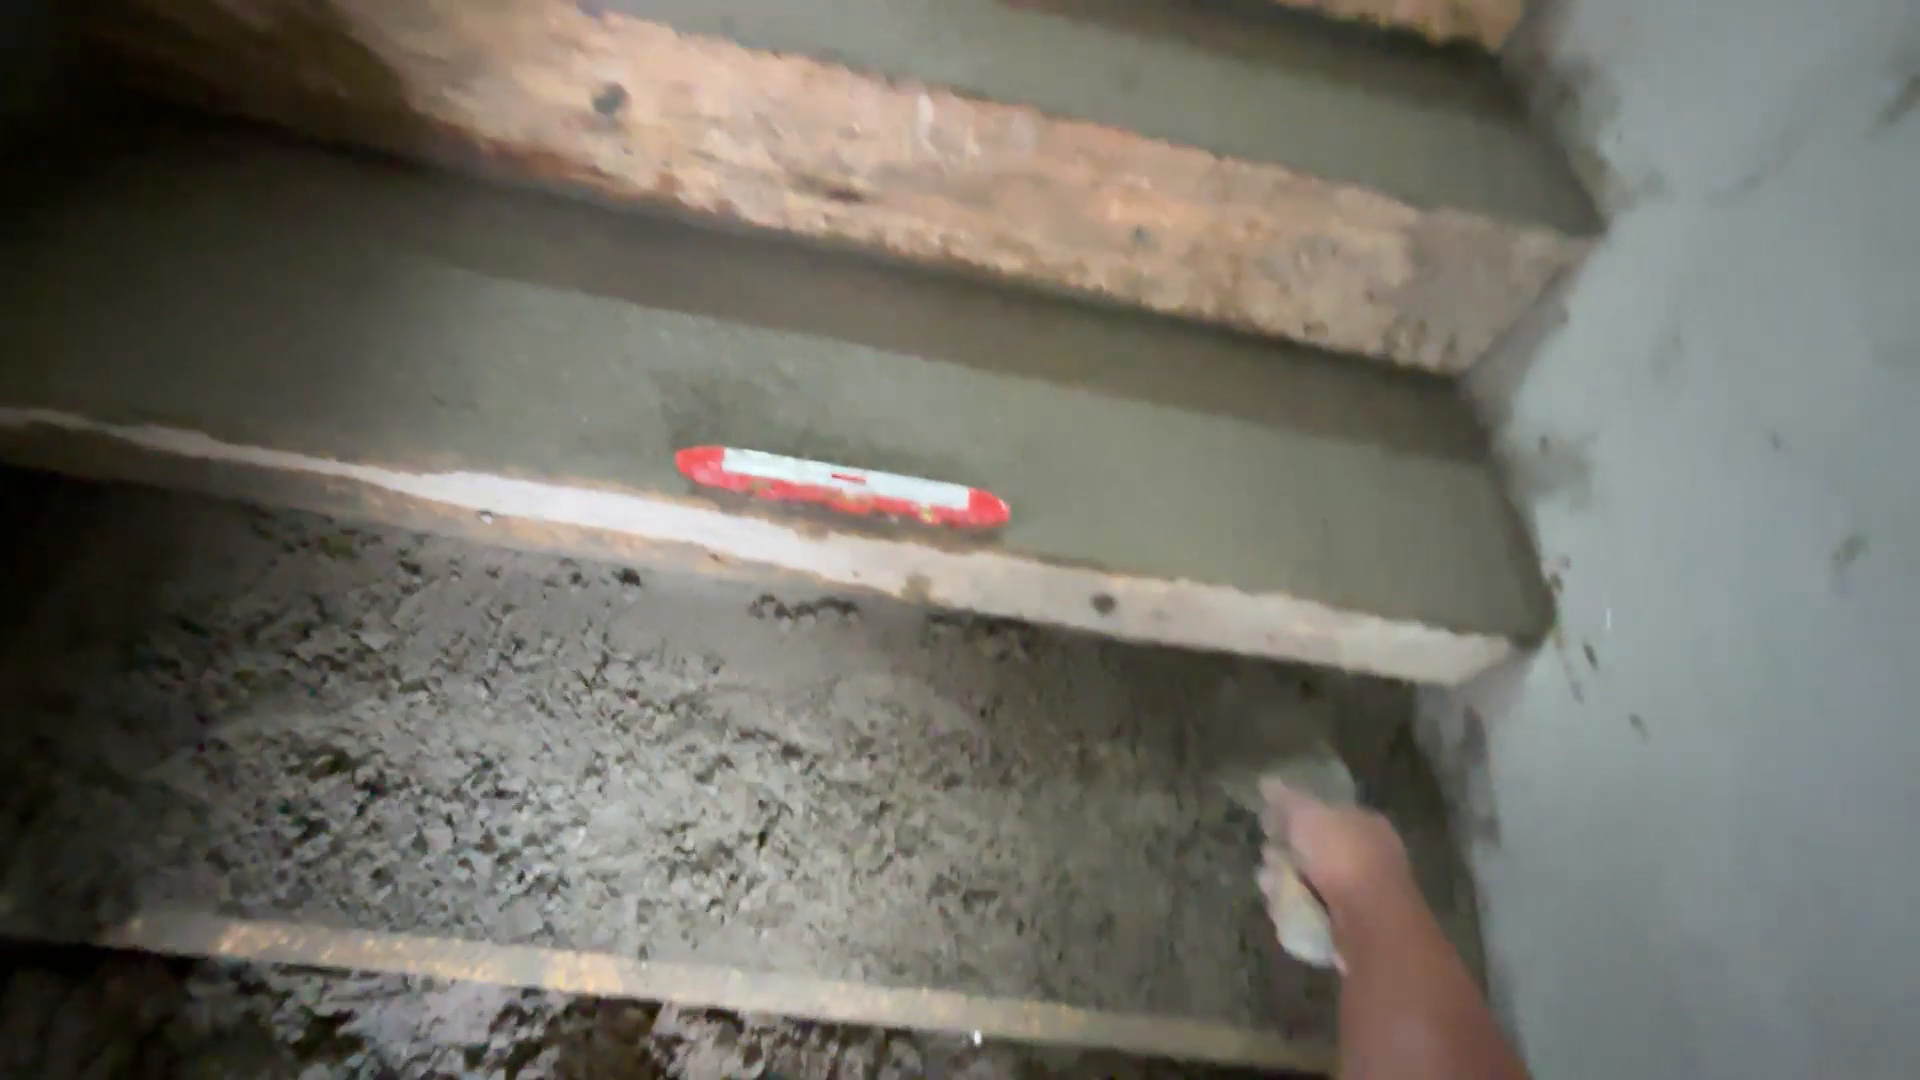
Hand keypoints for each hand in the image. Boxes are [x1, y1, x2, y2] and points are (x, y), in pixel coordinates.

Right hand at [1259, 778, 1415, 922]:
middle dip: (1283, 855)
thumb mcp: (1307, 814)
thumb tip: (1267, 781)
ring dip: (1283, 883)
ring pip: (1306, 883)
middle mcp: (1365, 857)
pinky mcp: (1350, 929)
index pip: (1324, 814)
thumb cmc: (1342, 857)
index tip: (1269, 824)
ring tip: (1272, 886)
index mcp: (1364, 825)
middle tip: (1269, 857)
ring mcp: (1359, 896)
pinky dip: (1295, 910)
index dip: (1294, 817)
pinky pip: (1311, 913)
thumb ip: (1285, 798)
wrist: (1372, 924)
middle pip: (1310, 851)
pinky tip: (1285, 908)